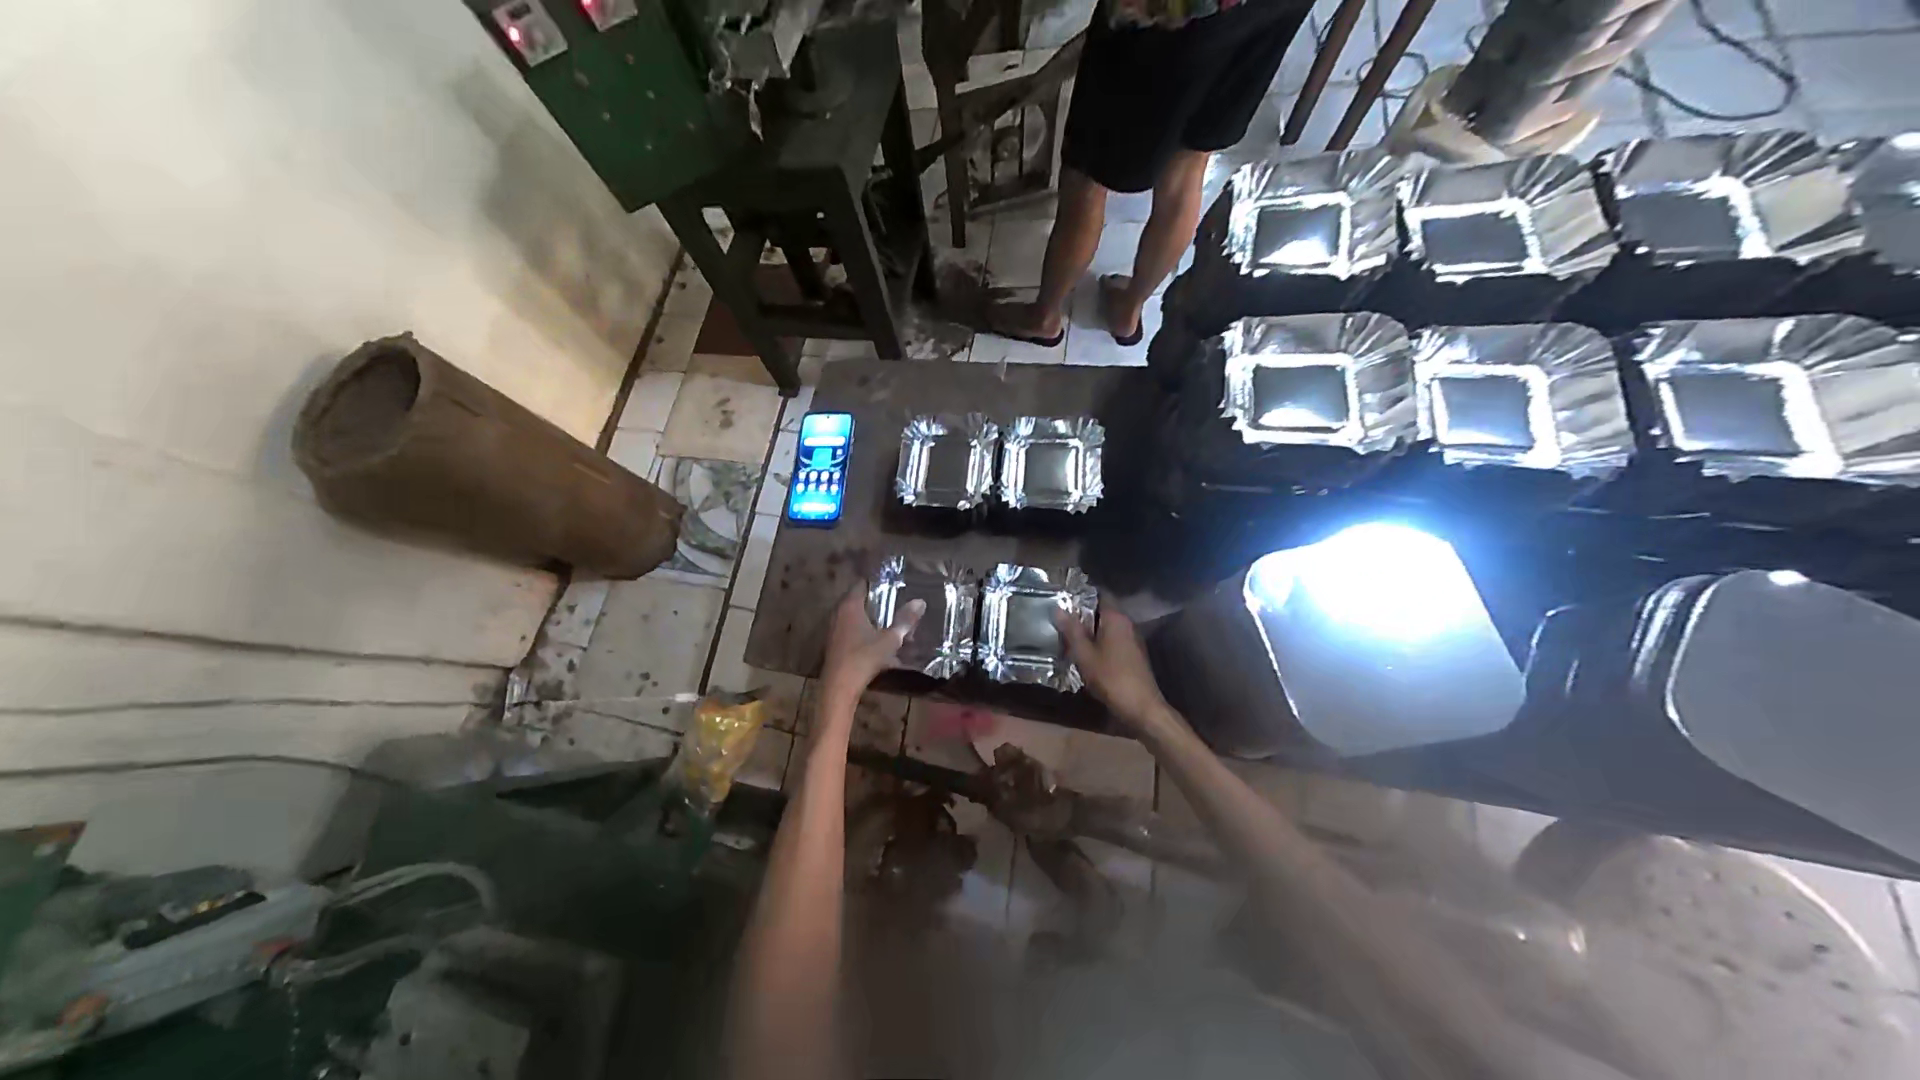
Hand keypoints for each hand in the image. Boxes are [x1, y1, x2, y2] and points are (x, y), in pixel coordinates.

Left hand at [820, 587, 925, 701]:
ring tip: (890, 620)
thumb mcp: (890, 639)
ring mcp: (835, 628)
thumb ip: (905, 620)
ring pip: (855, 615)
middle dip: (877, 600)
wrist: (840, 685)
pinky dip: (864, 629)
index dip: (878, 582)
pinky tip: (878, 639)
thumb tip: (920, 602)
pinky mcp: (835, 642)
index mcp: (850, 605)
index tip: (894, 583)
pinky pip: (851, 628)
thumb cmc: (864, 657)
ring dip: (871, 616)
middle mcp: (839, 612)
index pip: (862, 583)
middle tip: (896, 600)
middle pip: (859, 599)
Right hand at [1053, 603, 1176, 736]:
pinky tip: (1086, 653)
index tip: (1064, 599)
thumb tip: (1058, 608)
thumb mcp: (1084, 654)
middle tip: (1060, 620)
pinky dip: (1099, 642)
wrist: (1141, 707)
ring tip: (1068, 637)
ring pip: (1107, 627)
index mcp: (1116, 619)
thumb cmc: (1111, 677)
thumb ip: (1072, 630)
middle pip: (1103, 611)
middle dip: (1082, 615)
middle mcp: (1127, 624)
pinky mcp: (1133, 654)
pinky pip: (1113, 640)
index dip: (1082, 595)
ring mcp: (1132, 639)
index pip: (1100, 594)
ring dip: (1090, 631)